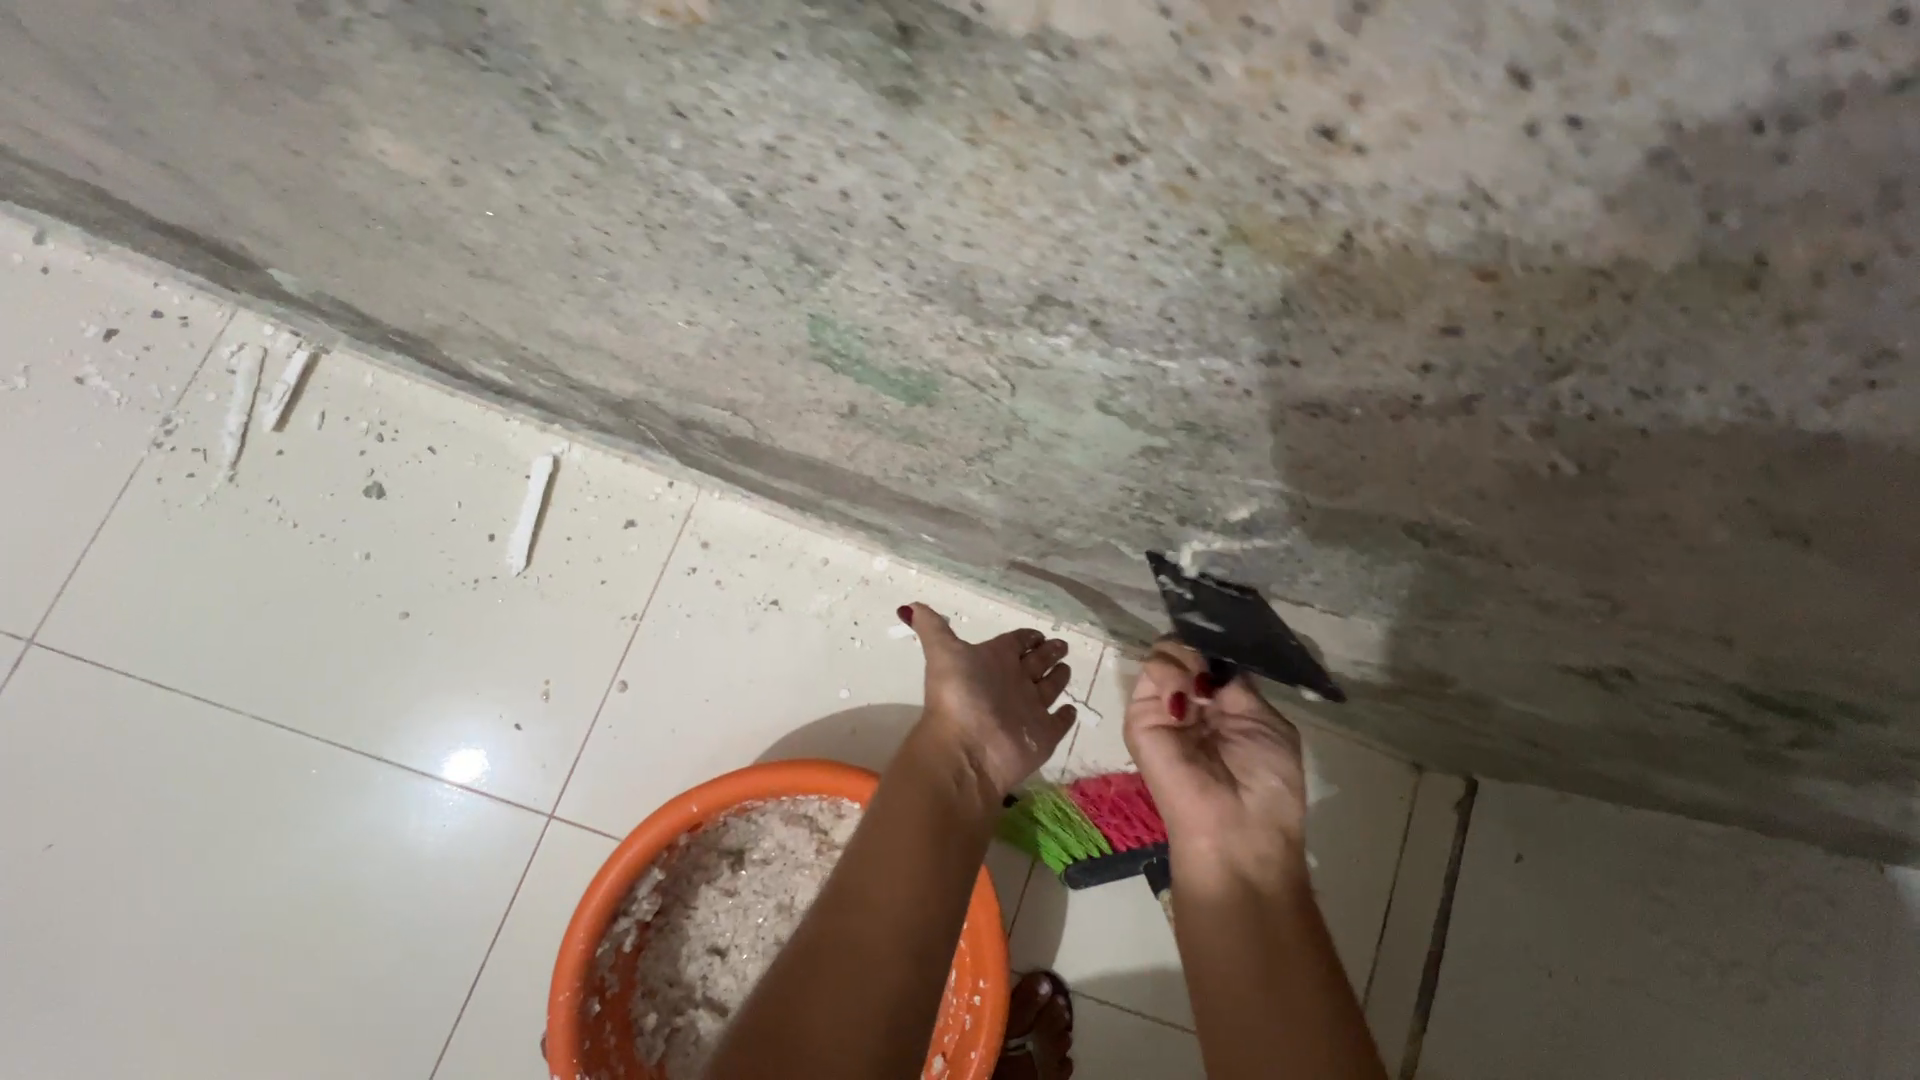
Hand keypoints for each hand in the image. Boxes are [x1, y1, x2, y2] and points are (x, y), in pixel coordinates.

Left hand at [902, 602, 1077, 798]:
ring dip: (1057, 678)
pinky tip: (1070, 708)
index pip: (1014, 643)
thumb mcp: (943, 653)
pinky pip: (1059, 722)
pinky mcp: (1044, 735)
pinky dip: (1065, 716)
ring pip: (1048, 689)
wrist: (967, 749)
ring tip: (1066, 667)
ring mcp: (1029, 710)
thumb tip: (909, 606)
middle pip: (1034, 663)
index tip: (1038, 634)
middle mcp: (1012, 683)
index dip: (1026, 637)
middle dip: (1048, 653)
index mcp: (993, 661)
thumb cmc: (959, 696)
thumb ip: (932, 628)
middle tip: (1061, 645)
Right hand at [1123, 640, 1308, 881]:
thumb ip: (1235, 687)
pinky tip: (1188, 698)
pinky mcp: (1140, 717)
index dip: (1215, 648)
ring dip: (1186, 659)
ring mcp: (1162, 709)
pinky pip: (1151, 672)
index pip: (1209, 660)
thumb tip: (1208, 662)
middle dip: (1199, 651)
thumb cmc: (1265, 783)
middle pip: (1184, 652)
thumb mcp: (1264, 721)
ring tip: (1201, 689)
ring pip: (1164, 653)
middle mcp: (1189, 704)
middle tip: (1212, 675)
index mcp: (1220, 707)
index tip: (1225, 645)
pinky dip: (1171, 672)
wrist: (1238, 828)